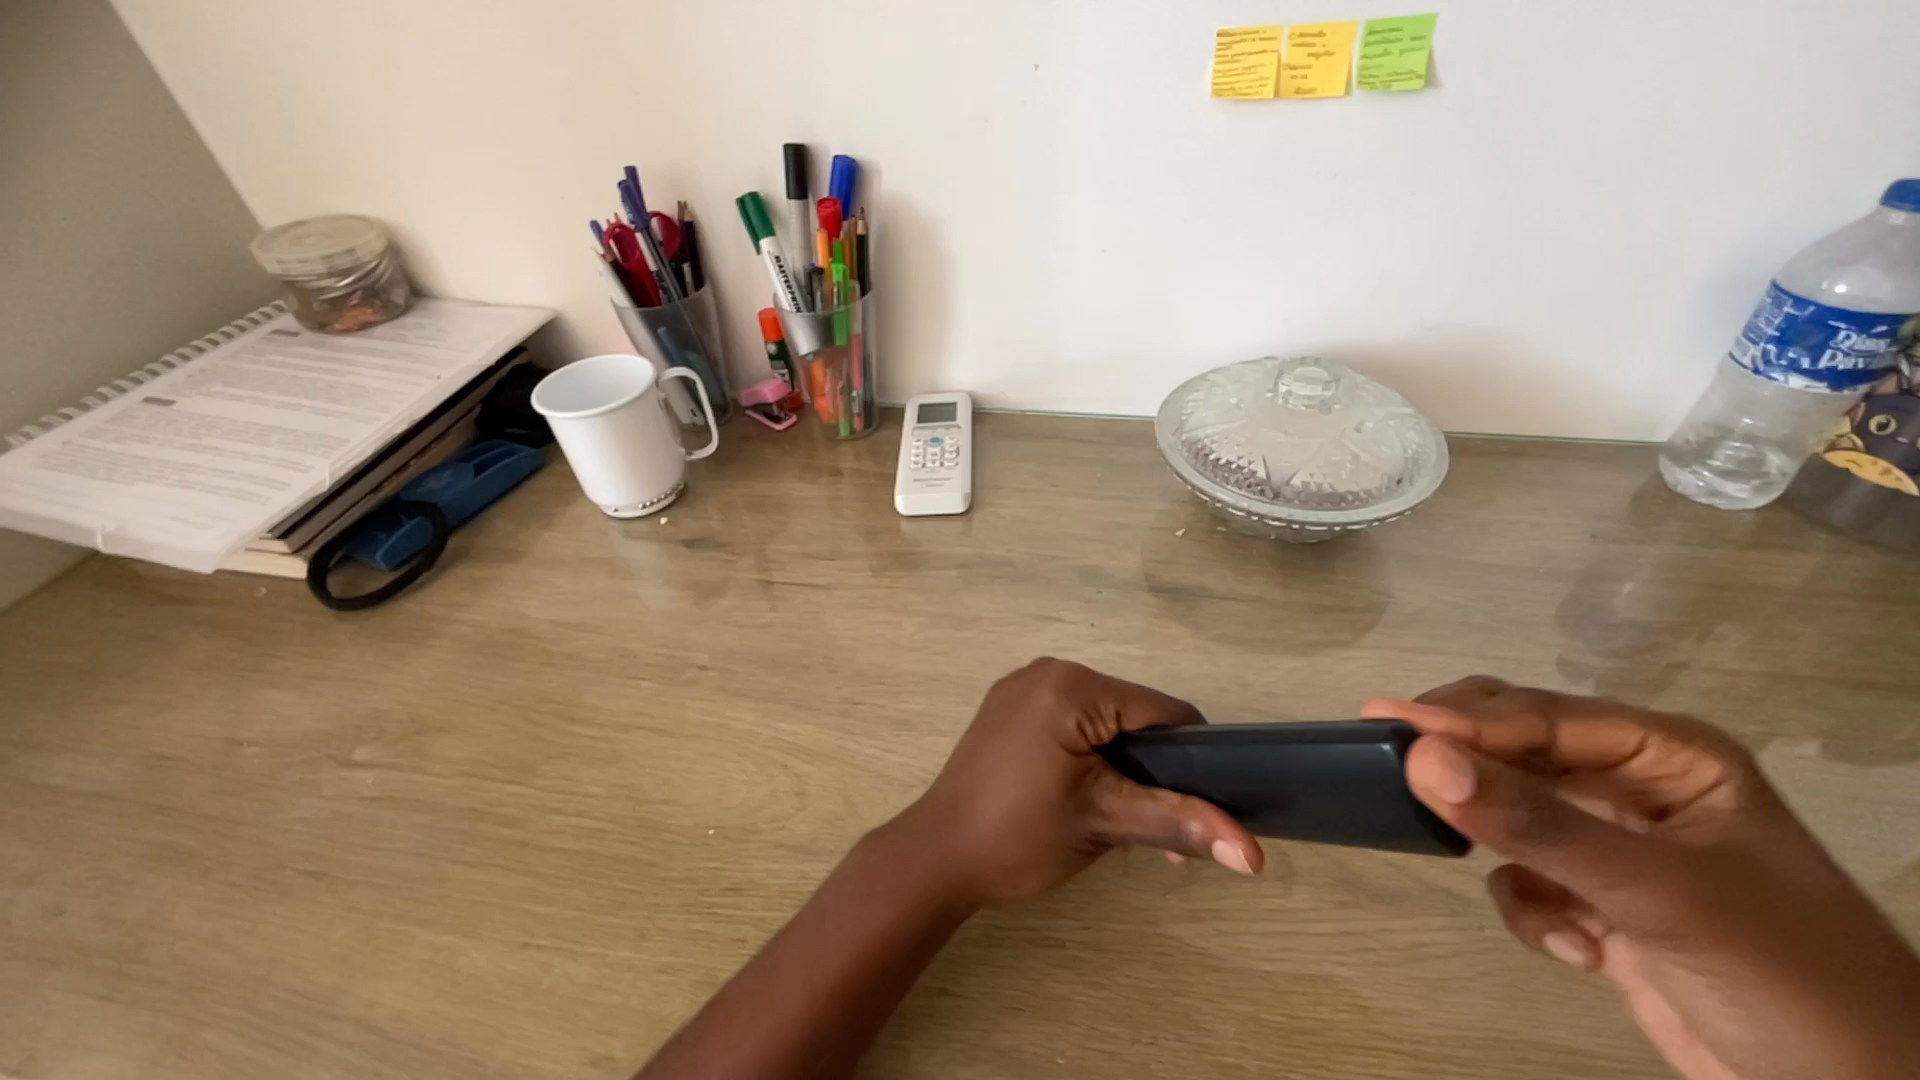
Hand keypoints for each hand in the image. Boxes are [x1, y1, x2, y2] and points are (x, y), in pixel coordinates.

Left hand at [896, 658, 1262, 905]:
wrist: (936, 858)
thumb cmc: (1018, 835)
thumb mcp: (1104, 823)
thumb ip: (1179, 823)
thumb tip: (1255, 855)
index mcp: (1070, 686)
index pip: (1161, 710)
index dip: (1191, 758)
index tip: (1200, 808)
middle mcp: (1046, 672)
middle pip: (1131, 714)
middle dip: (1152, 768)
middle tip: (1157, 830)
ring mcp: (1021, 688)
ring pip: (1101, 720)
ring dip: (1121, 766)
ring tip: (1123, 821)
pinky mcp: (1007, 710)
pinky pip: (1069, 722)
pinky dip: (1088, 755)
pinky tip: (1087, 797)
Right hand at [1366, 677, 1919, 1079]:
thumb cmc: (1782, 975)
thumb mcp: (1655, 892)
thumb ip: (1535, 824)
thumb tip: (1421, 759)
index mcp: (1669, 756)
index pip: (1543, 715)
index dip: (1462, 718)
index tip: (1384, 722)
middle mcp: (1634, 786)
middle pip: (1517, 748)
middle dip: (1464, 762)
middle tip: (1384, 754)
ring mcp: (1612, 843)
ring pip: (1509, 811)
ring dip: (1498, 844)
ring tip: (1477, 859)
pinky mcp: (1595, 897)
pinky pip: (1522, 879)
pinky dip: (1532, 910)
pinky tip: (1578, 947)